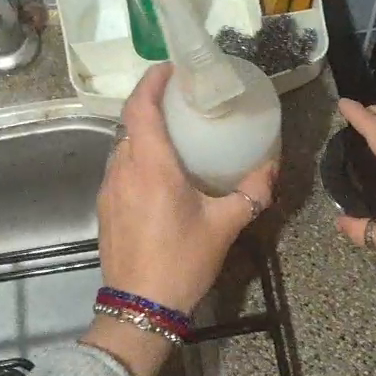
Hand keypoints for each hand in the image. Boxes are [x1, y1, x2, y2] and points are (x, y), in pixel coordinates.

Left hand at [90, 65, 277, 375]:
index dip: (152, 81)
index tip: (170, 68)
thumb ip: (251, 192)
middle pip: (130, 123)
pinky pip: (120, 168)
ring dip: (143, 132)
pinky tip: (160, 172)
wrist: (140, 307)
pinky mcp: (105, 208)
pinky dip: (137, 157)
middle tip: (182, 101)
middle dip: (152, 104)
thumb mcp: (224, 225)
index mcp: (150, 165)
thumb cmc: (182, 260)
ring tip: (174, 134)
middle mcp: (122, 169)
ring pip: (122, 146)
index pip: (141, 107)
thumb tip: (271, 166)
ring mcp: (108, 189)